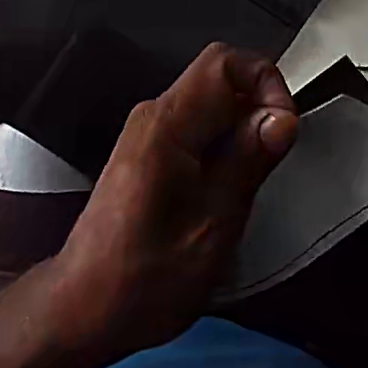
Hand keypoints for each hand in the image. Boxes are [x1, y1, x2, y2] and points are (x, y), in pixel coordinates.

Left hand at [46, 43, 298, 357]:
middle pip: (218, 78)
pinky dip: (223, 145)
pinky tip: (226, 189)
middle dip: (257, 109)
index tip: (284, 128)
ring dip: (242, 131)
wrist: (83, 306)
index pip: (224, 61)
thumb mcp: (214, 224)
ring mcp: (147, 132)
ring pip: (210, 104)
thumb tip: (283, 117)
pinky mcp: (147, 151)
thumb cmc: (146, 277)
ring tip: (249, 182)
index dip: (265, 81)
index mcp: (166, 124)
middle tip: (270, 161)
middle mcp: (153, 115)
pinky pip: (197, 127)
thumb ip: (247, 161)